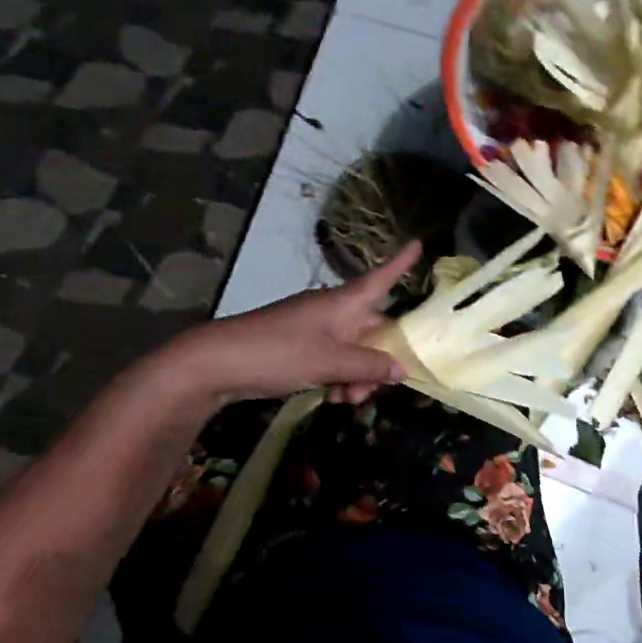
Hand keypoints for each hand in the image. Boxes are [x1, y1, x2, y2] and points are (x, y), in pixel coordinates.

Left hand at [164, 242, 419, 404]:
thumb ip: (369, 365)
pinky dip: (338, 378)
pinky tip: (330, 398)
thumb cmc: (279, 352)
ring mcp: (315, 330)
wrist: (220, 362)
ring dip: (358, 376)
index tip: (421, 243)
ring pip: (354, 351)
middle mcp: (334, 312)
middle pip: (373, 330)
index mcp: (344, 303)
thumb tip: (402, 369)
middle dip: (380, 361)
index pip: (381, 278)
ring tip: (345, 400)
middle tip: (370, 392)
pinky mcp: (300, 348)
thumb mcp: (330, 362)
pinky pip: (333, 360)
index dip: (401, 263)